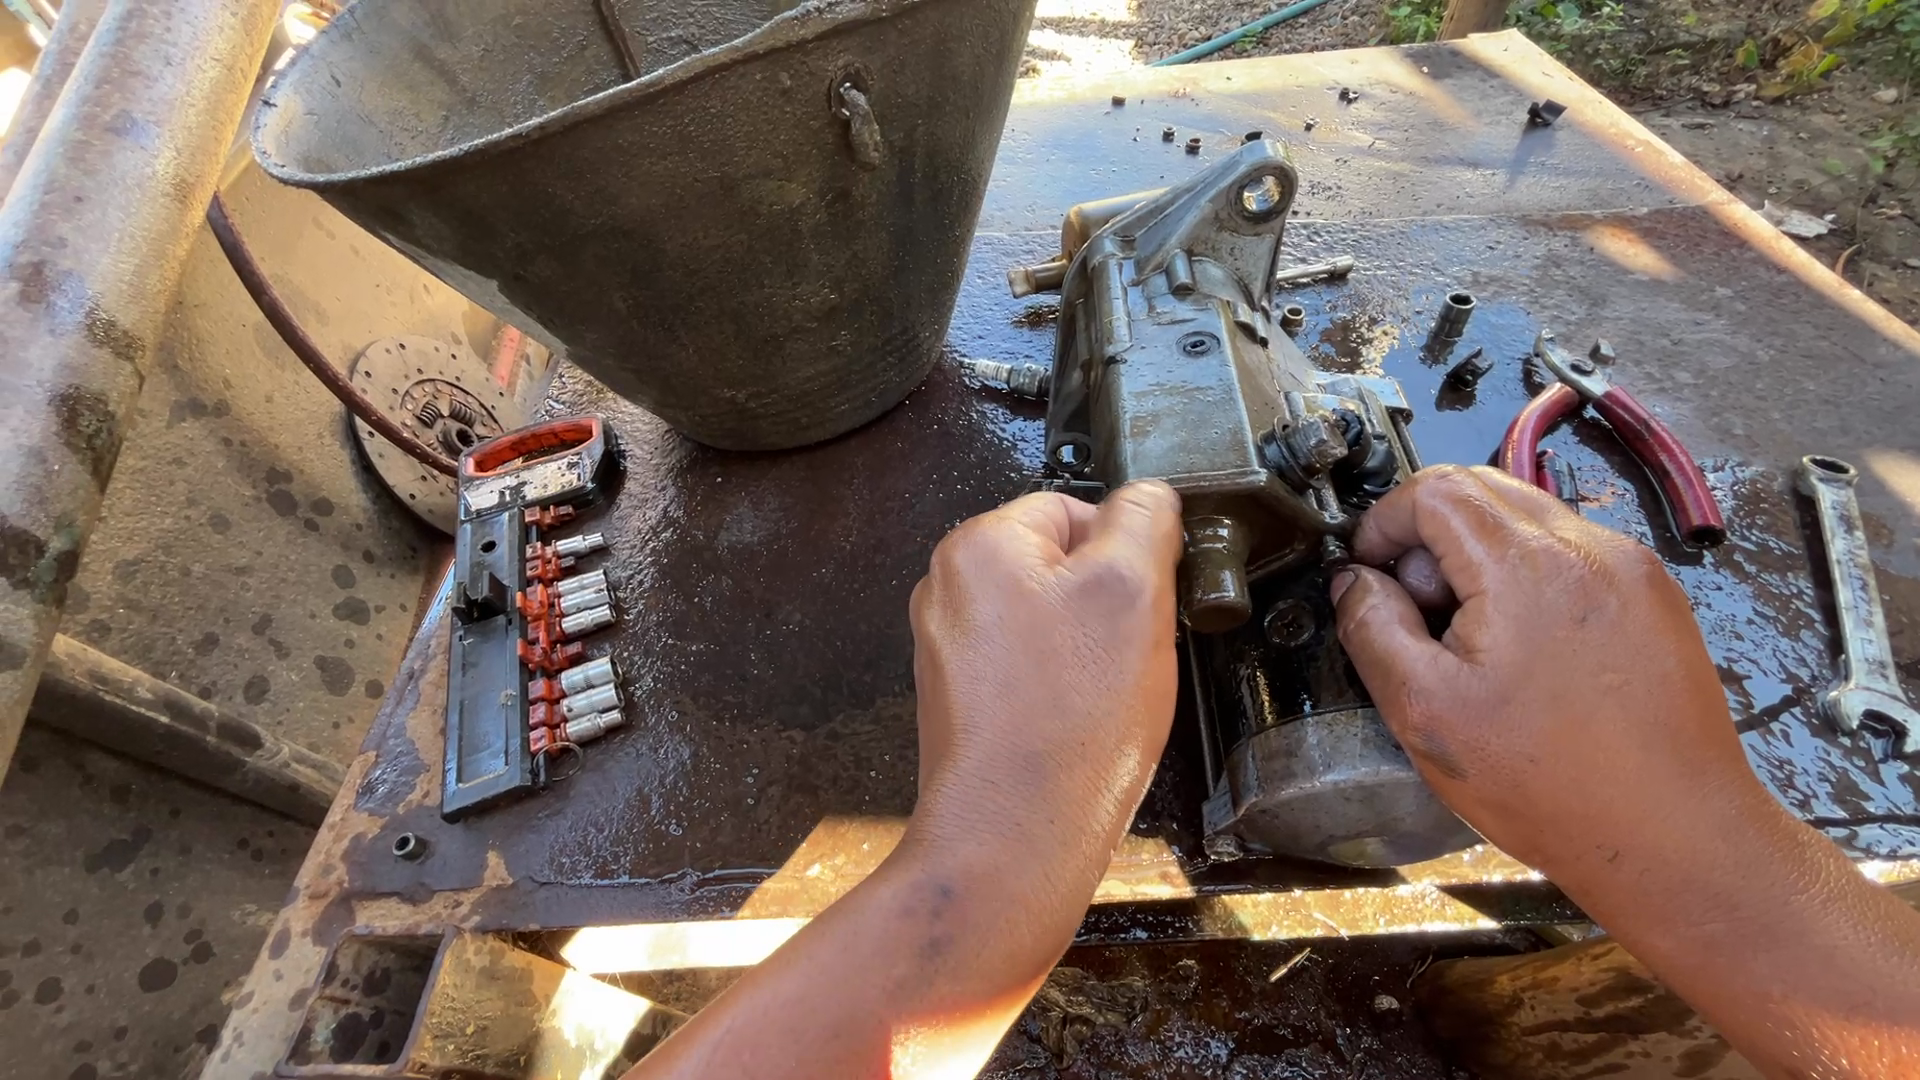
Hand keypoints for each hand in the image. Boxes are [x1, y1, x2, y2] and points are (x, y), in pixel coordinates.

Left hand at [907, 482, 1183, 872]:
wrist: (1014, 836)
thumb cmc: (1075, 711)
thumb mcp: (1132, 588)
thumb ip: (1143, 518)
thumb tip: (1147, 495)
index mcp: (976, 545)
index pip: (1071, 508)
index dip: (1121, 550)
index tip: (1141, 601)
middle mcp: (947, 587)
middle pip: (1055, 564)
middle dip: (1102, 600)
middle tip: (1124, 651)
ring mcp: (946, 645)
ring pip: (1045, 618)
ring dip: (1085, 644)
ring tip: (1100, 691)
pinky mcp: (957, 695)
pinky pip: (1025, 664)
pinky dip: (1057, 681)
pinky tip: (1074, 717)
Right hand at [1330, 465, 1764, 885]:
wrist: (1679, 844)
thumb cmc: (1543, 780)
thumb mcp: (1421, 706)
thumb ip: (1370, 625)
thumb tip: (1352, 580)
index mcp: (1530, 567)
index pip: (1434, 489)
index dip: (1382, 523)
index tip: (1369, 576)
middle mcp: (1590, 548)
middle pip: (1478, 486)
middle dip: (1421, 532)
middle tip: (1412, 604)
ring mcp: (1630, 568)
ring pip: (1518, 514)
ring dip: (1465, 552)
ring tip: (1460, 630)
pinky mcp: (1649, 596)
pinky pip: (1558, 549)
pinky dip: (1511, 571)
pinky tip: (1509, 641)